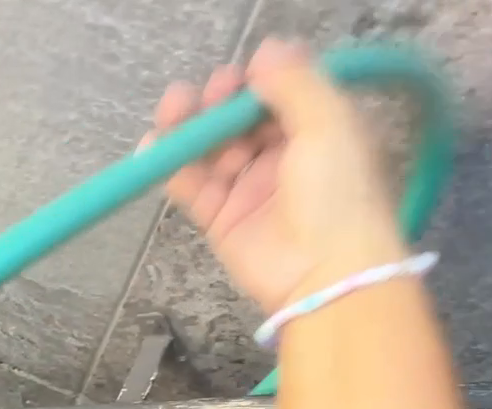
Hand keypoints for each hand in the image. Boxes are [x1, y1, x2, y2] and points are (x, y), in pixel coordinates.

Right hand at [146, 40, 406, 314]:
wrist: (323, 274)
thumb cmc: (338, 196)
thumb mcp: (328, 125)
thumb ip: (296, 84)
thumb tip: (265, 51)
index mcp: (316, 127)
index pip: (278, 91)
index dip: (256, 79)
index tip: (243, 76)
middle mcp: (280, 155)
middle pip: (238, 118)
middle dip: (218, 101)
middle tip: (209, 96)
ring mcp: (247, 188)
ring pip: (210, 149)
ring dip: (189, 128)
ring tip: (171, 112)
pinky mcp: (219, 219)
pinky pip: (190, 187)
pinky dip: (171, 167)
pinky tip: (153, 148)